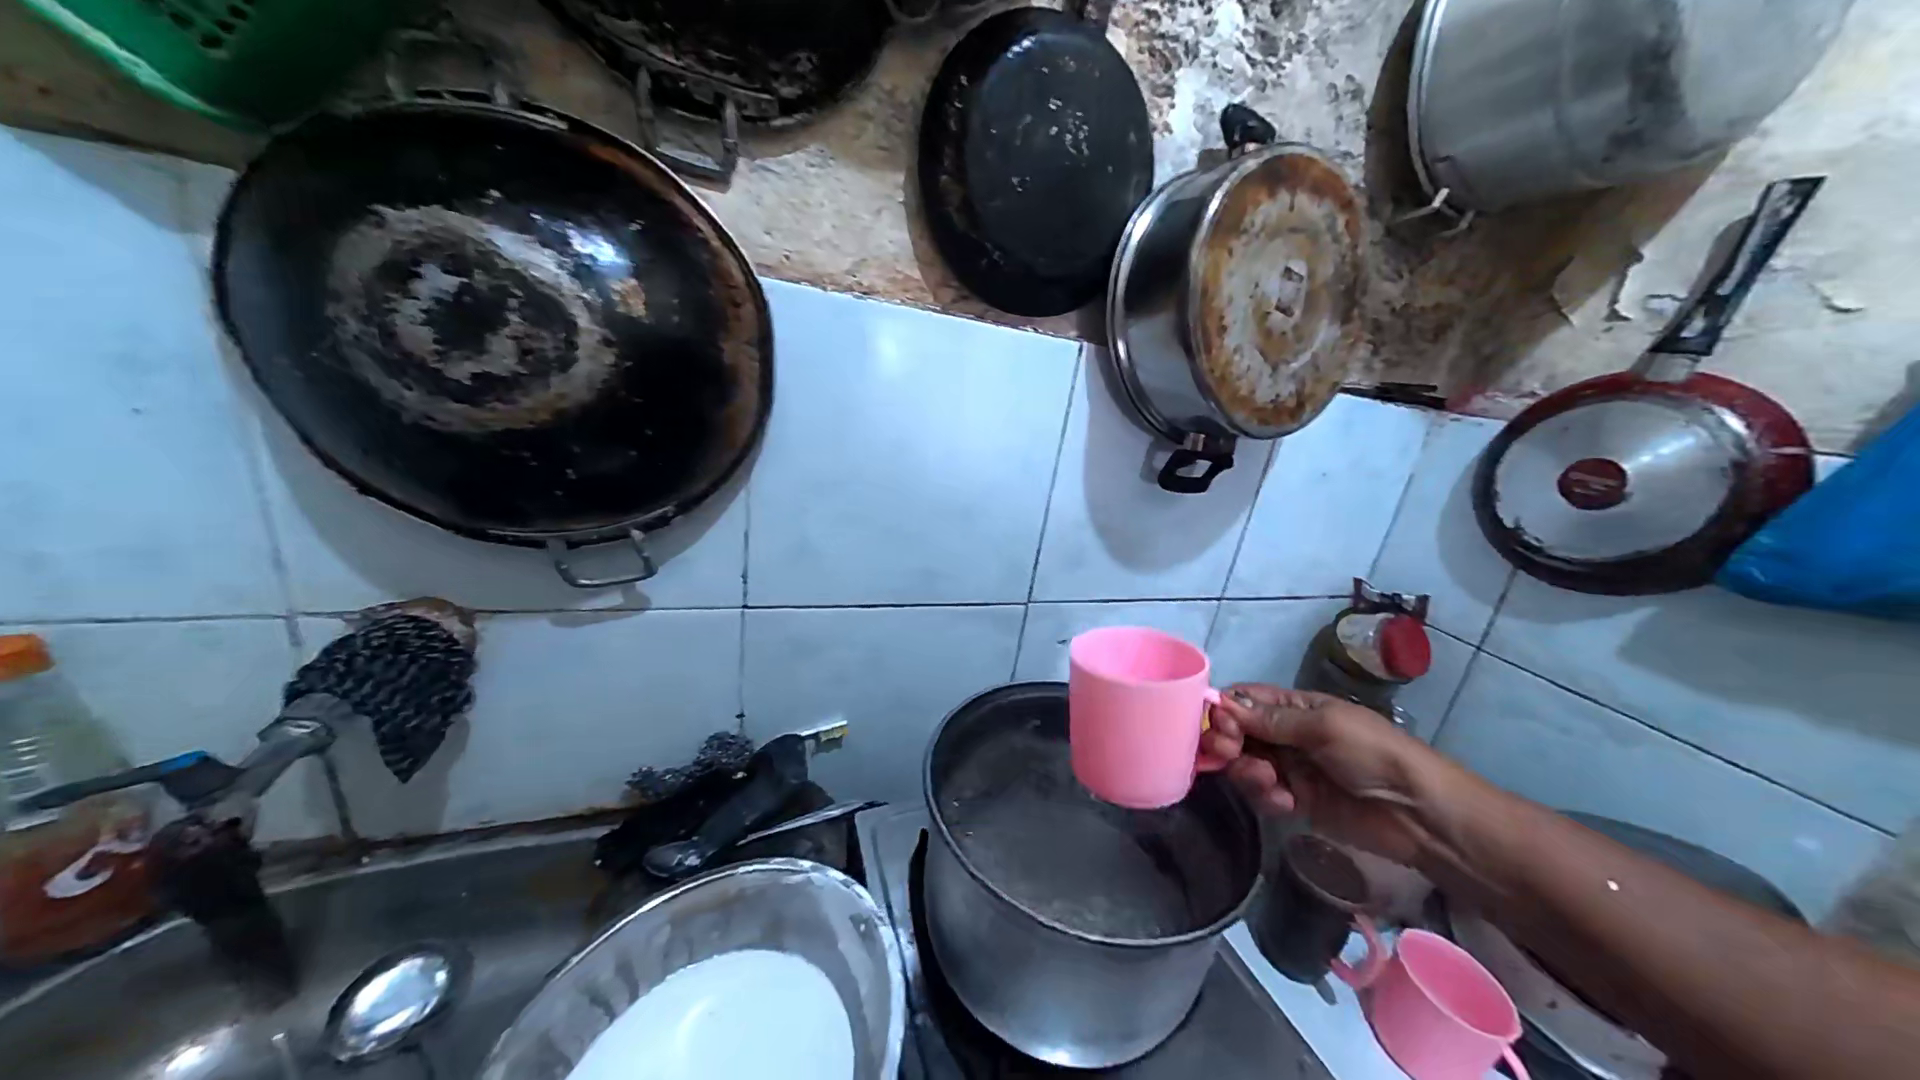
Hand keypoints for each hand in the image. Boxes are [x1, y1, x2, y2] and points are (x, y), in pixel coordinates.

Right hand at [1201, 685, 1446, 865]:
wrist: (1419, 815)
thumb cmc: (1374, 754)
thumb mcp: (1324, 727)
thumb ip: (1271, 720)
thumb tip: (1221, 704)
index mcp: (1294, 708)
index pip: (1244, 700)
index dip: (1224, 710)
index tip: (1218, 726)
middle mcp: (1285, 734)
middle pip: (1237, 733)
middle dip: (1227, 743)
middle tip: (1228, 755)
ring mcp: (1290, 768)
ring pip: (1245, 764)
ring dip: (1247, 772)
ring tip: (1269, 783)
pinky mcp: (1296, 801)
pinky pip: (1263, 795)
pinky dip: (1266, 797)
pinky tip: (1285, 802)